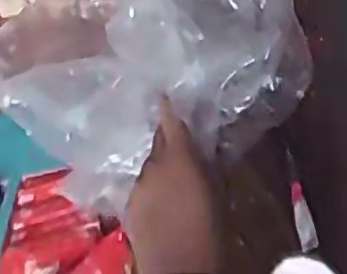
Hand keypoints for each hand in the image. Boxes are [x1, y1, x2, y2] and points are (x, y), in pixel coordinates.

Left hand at [123, 102, 219, 272]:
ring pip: (150, 166)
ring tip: (172, 185)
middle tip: (180, 149)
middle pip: (159, 142)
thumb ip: (207, 165)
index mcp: (179, 156)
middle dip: (168, 141)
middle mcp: (154, 164)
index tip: (162, 92)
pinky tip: (160, 205)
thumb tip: (203, 147)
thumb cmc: (208, 234)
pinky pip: (141, 187)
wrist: (177, 273)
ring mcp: (138, 186)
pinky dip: (150, 189)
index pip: (169, 120)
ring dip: (159, 168)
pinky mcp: (128, 207)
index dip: (166, 106)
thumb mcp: (217, 194)